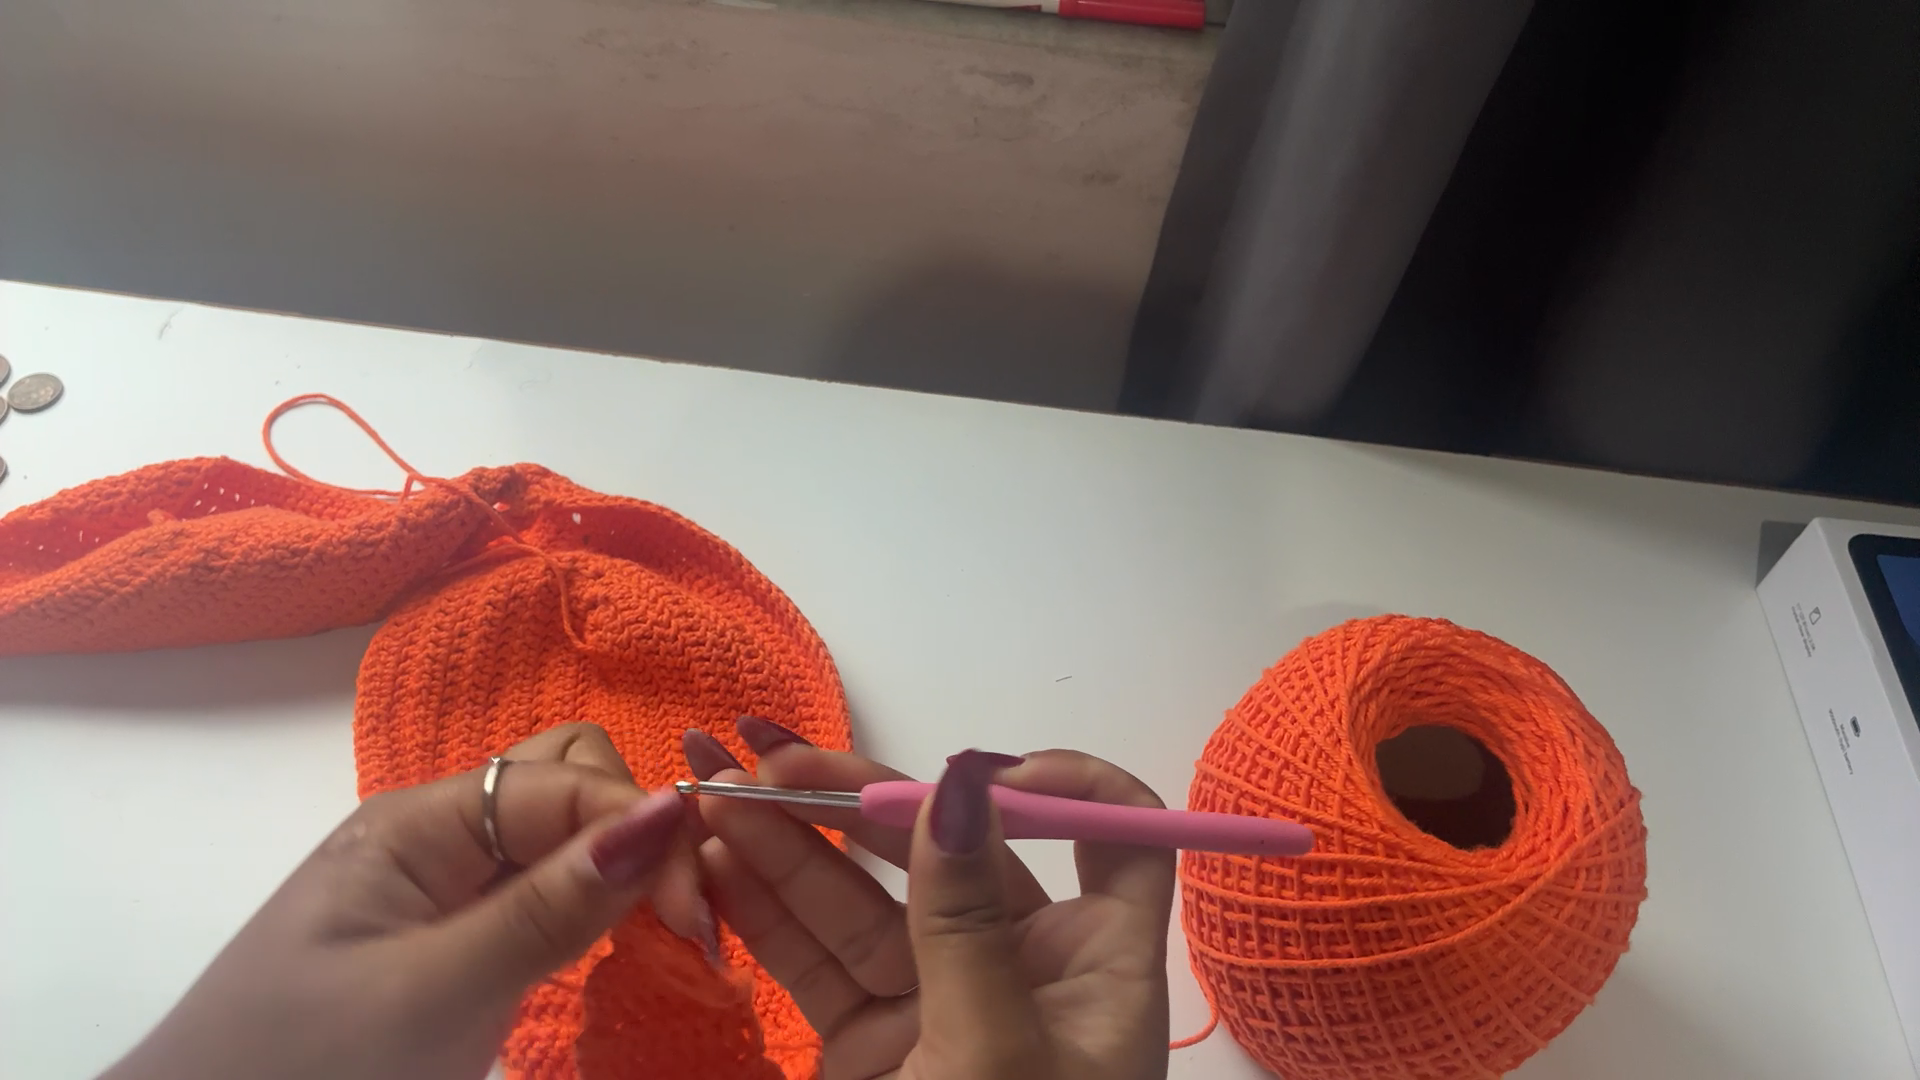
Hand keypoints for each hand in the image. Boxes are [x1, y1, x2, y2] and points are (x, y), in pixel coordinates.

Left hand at [103, 724, 708, 1079]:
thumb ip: (552, 905)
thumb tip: (668, 812)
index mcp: (426, 818)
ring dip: (628, 861)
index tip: (695, 910)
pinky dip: (603, 898)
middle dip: (638, 827)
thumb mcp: (430, 994)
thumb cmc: (299, 1078)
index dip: (643, 828)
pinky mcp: (473, 926)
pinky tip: (619, 935)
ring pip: (575, 827)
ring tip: (660, 922)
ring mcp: (461, 878)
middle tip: (677, 910)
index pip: (572, 780)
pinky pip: (559, 882)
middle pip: (577, 778)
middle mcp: (450, 828)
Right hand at [685, 718, 1174, 1079]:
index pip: (1118, 840)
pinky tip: (718, 863)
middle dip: (863, 798)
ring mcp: (941, 1000)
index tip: (977, 772)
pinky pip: (822, 956)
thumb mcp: (992, 1066)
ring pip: (871, 896)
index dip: (1067, 785)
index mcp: (1095, 968)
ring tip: (717, 791)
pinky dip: (770, 910)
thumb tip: (964, 780)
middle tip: (774, 759)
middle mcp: (1024, 967)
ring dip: (792, 844)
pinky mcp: (874, 1039)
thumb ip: (969, 920)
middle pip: (955, 848)